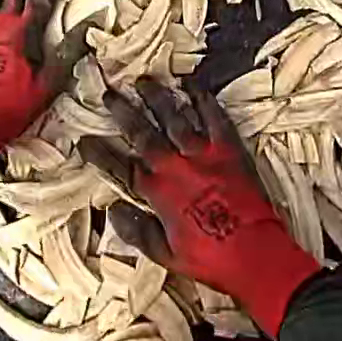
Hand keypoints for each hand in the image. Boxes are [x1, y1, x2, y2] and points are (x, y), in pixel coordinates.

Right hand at [85, 79, 321, 336]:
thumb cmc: (210, 259)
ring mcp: (203, 153)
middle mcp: (175, 166)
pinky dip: (201, 99)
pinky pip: (213, 117)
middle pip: (143, 132)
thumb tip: (112, 208)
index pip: (119, 167)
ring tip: (143, 81)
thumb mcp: (165, 255)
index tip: (84, 140)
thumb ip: (136, 231)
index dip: (99, 153)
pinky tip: (191, 84)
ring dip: (156, 97)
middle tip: (108, 93)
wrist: (258, 256)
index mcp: (157, 192)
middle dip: (123, 112)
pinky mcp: (229, 149)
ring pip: (174, 117)